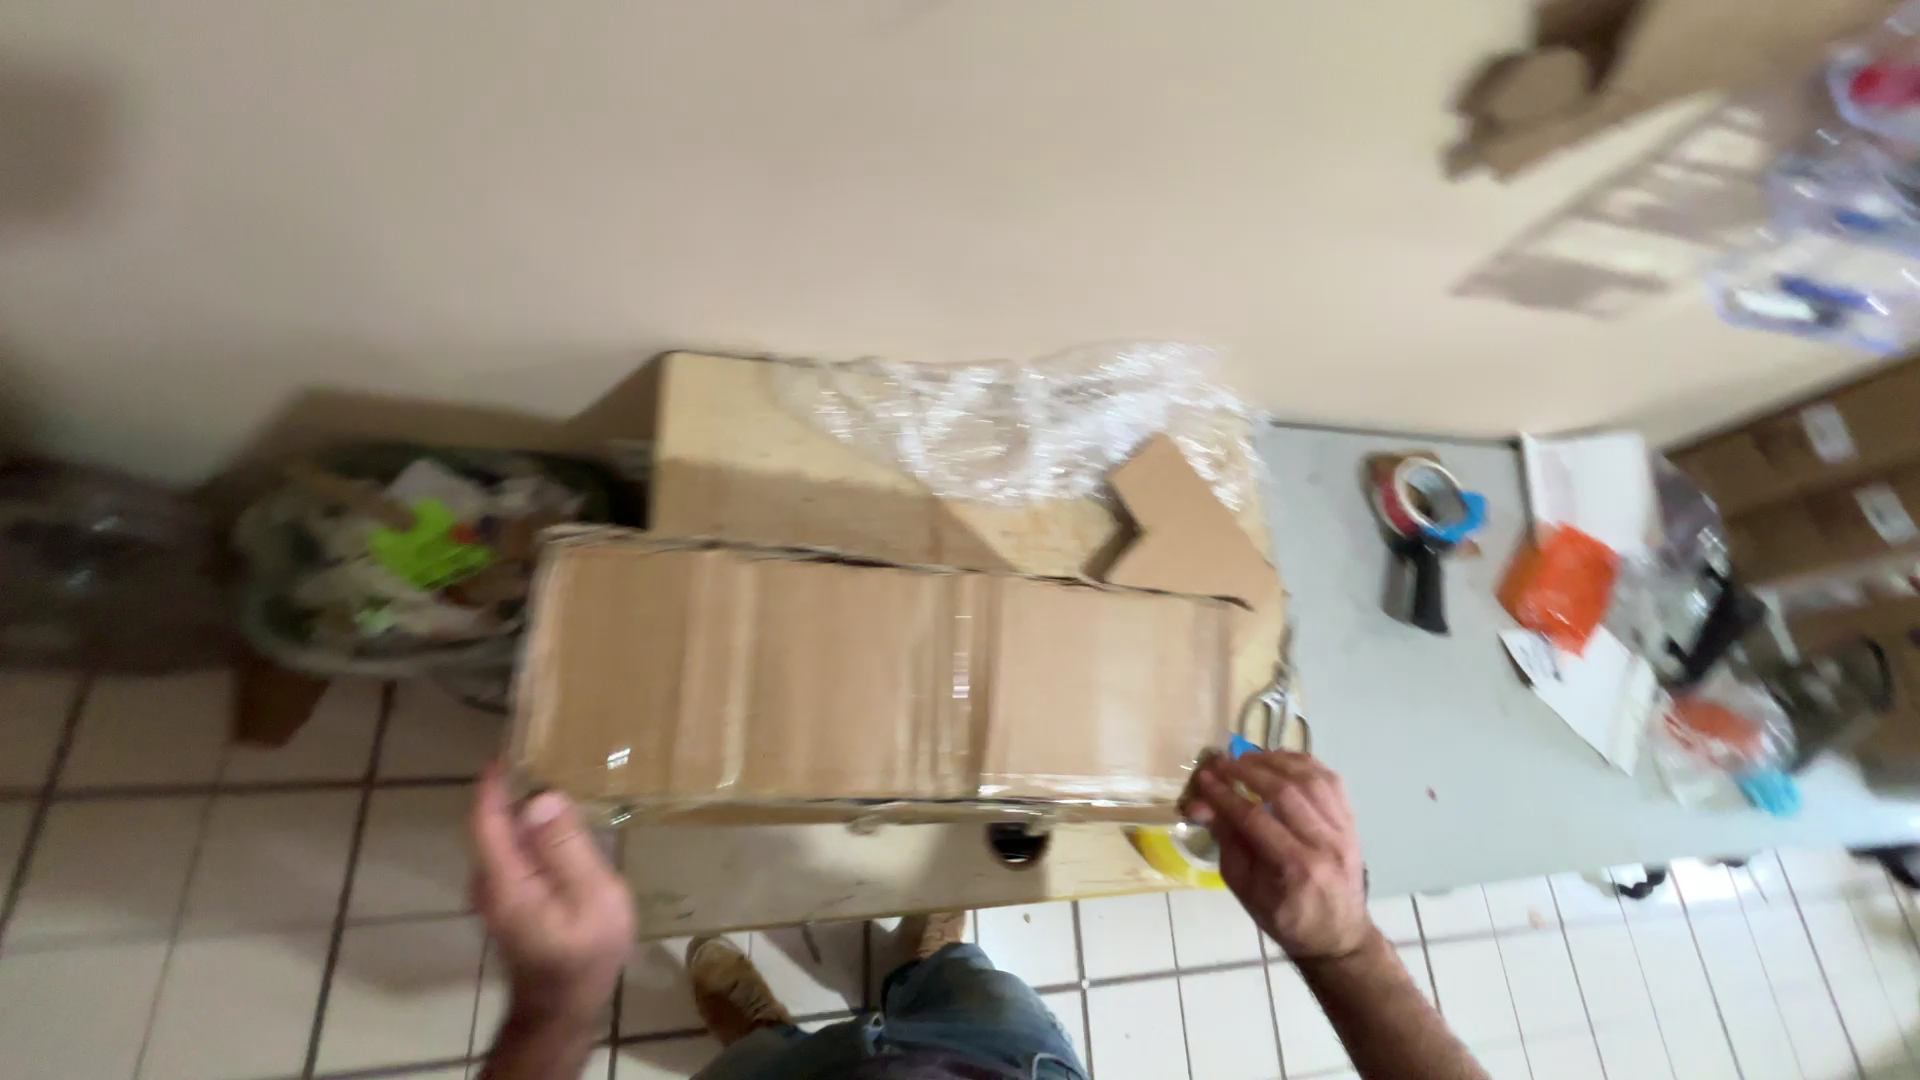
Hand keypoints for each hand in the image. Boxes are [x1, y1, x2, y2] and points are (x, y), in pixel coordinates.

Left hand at [469, 763, 634, 1024]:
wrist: (565, 1007)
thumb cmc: (586, 952)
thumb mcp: (590, 897)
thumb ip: (565, 848)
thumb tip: (542, 798)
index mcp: (507, 880)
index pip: (487, 822)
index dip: (494, 784)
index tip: (507, 747)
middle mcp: (491, 883)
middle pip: (493, 827)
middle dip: (511, 789)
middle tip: (547, 752)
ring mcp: (499, 894)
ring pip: (504, 840)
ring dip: (523, 809)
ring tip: (558, 778)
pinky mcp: (512, 900)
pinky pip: (515, 852)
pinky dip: (530, 829)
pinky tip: (561, 823)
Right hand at [1180, 750, 1371, 961]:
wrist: (1339, 937)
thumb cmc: (1285, 918)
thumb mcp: (1245, 888)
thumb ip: (1226, 841)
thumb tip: (1202, 803)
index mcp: (1296, 869)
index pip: (1254, 818)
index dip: (1224, 794)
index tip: (1203, 778)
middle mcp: (1325, 845)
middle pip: (1284, 792)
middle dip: (1247, 771)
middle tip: (1222, 764)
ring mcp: (1344, 831)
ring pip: (1310, 779)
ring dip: (1274, 762)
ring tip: (1248, 759)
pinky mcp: (1351, 822)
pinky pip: (1329, 779)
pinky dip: (1302, 763)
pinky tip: (1279, 760)